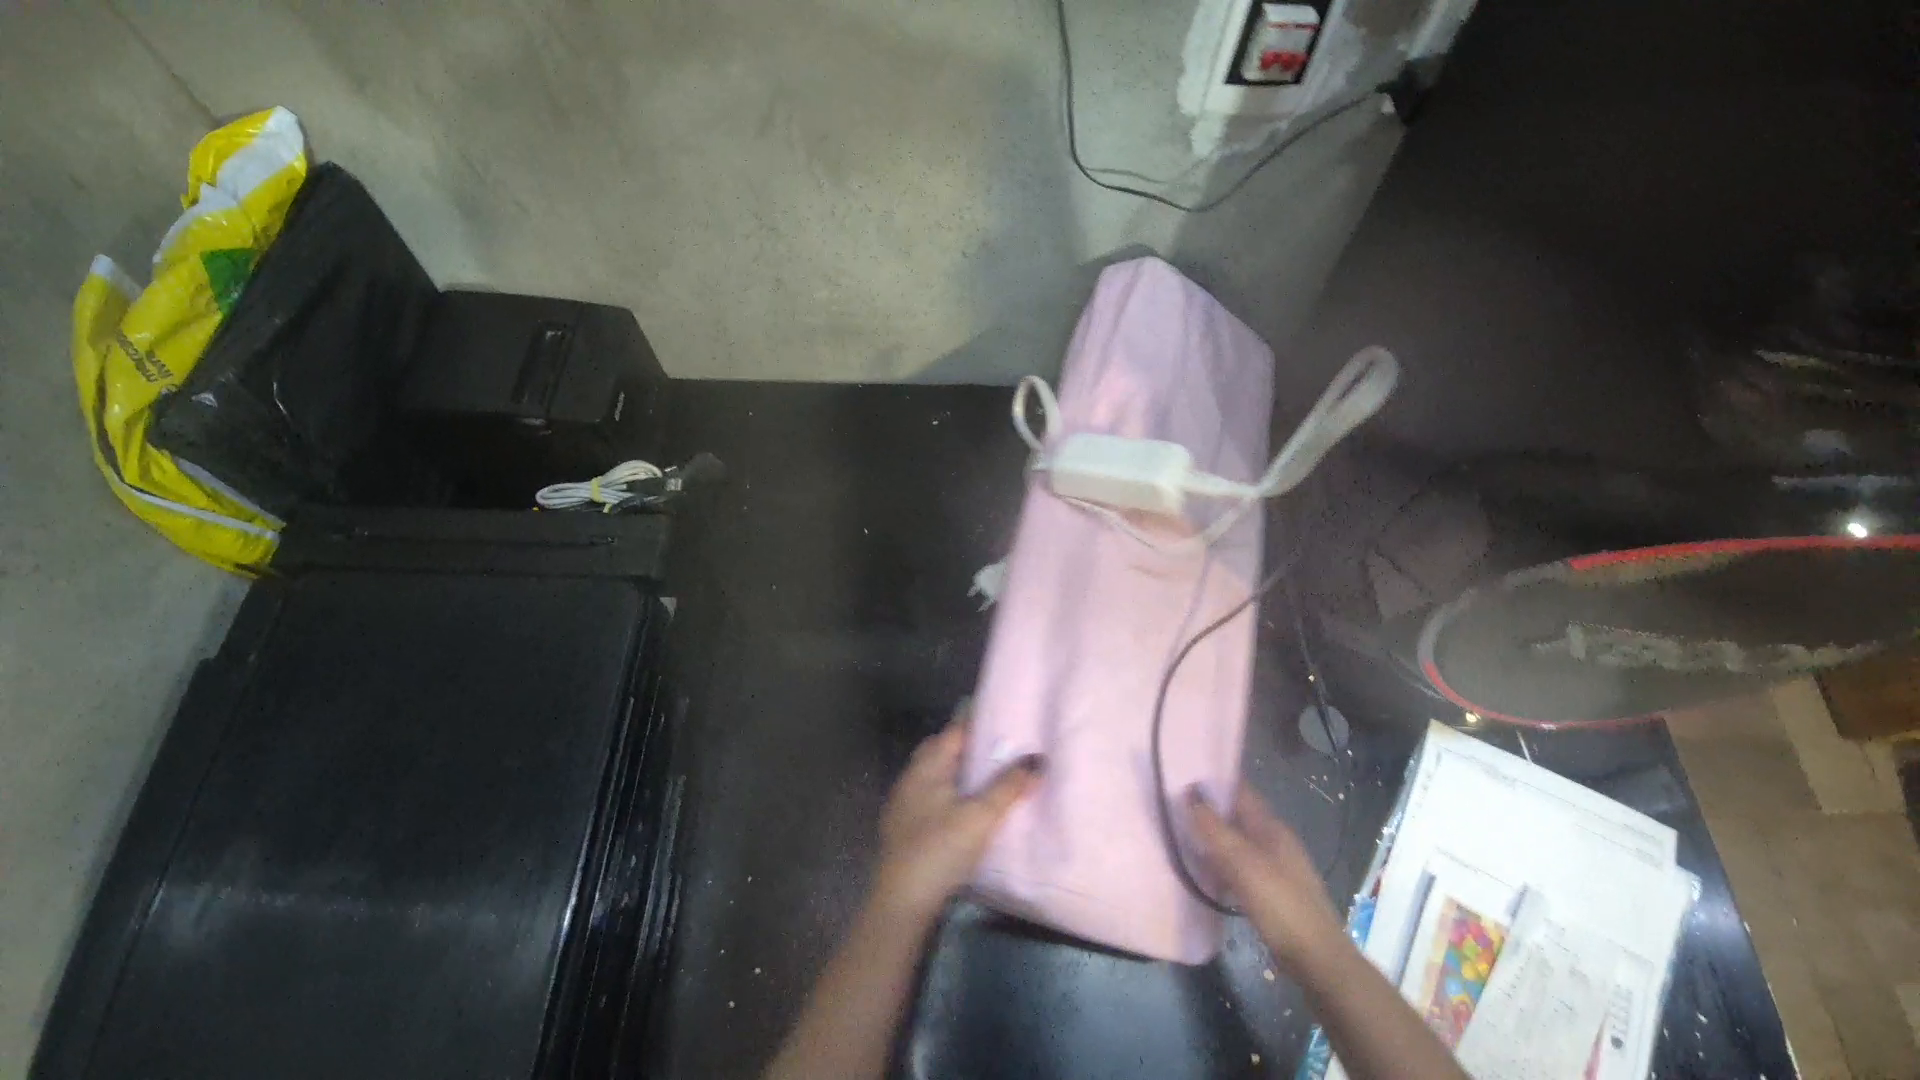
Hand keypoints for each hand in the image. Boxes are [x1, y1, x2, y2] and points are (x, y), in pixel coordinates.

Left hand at [870, 707, 1041, 924]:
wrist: (902, 900)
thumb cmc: (940, 849)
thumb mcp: (980, 816)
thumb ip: (1008, 786)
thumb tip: (1037, 758)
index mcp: (927, 766)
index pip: (954, 730)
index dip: (976, 720)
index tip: (1000, 712)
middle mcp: (911, 778)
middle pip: (940, 750)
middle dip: (965, 745)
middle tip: (996, 747)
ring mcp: (904, 803)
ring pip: (934, 775)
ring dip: (957, 771)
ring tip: (986, 777)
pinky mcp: (905, 828)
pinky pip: (930, 797)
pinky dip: (948, 793)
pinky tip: (963, 809)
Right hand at [1187, 787, 1344, 969]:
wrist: (1316, 959)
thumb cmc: (1281, 905)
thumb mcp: (1244, 864)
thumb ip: (1215, 830)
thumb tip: (1189, 792)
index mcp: (1272, 828)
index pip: (1241, 791)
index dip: (1214, 780)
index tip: (1181, 774)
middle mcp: (1275, 842)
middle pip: (1237, 817)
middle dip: (1209, 810)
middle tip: (1172, 806)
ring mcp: (1275, 868)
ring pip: (1237, 843)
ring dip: (1213, 839)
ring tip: (1180, 835)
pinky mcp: (1271, 893)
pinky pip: (1239, 868)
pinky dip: (1221, 865)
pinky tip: (1203, 873)